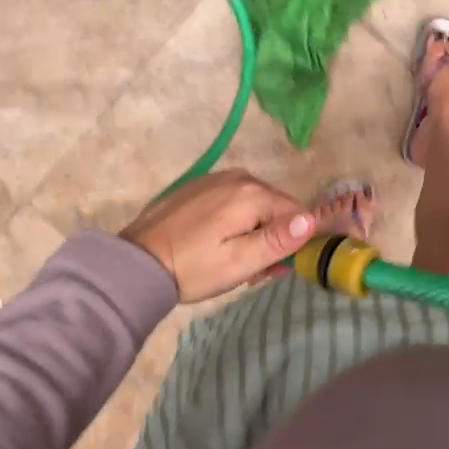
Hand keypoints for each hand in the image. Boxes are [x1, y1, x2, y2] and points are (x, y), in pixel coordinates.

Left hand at [119, 171, 314, 302]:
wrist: (136, 263)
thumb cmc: (193, 268)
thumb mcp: (240, 262)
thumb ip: (278, 240)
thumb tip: (312, 219)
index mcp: (253, 193)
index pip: (298, 214)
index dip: (295, 243)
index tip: (276, 269)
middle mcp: (239, 177)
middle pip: (277, 208)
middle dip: (273, 237)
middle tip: (253, 271)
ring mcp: (216, 179)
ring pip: (255, 205)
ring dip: (254, 231)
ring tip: (233, 260)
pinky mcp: (198, 187)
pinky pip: (233, 202)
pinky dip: (234, 222)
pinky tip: (216, 244)